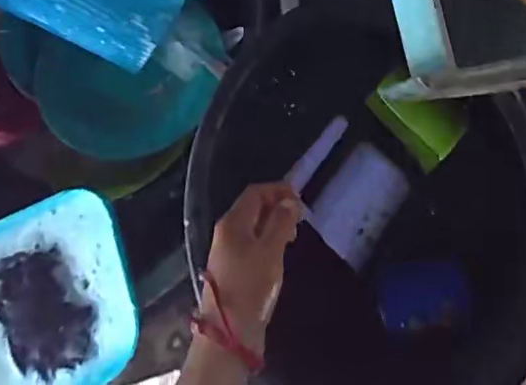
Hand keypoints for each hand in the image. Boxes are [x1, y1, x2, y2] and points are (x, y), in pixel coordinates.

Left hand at [202, 181, 301, 351]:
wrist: (229, 336)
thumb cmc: (251, 287)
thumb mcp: (270, 251)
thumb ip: (281, 222)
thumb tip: (290, 200)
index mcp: (232, 222)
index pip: (255, 192)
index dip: (277, 190)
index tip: (299, 197)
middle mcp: (226, 232)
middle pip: (252, 207)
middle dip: (277, 206)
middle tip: (299, 217)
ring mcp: (227, 251)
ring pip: (253, 226)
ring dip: (274, 224)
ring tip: (292, 235)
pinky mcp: (232, 269)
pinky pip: (251, 243)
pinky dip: (267, 240)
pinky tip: (279, 253)